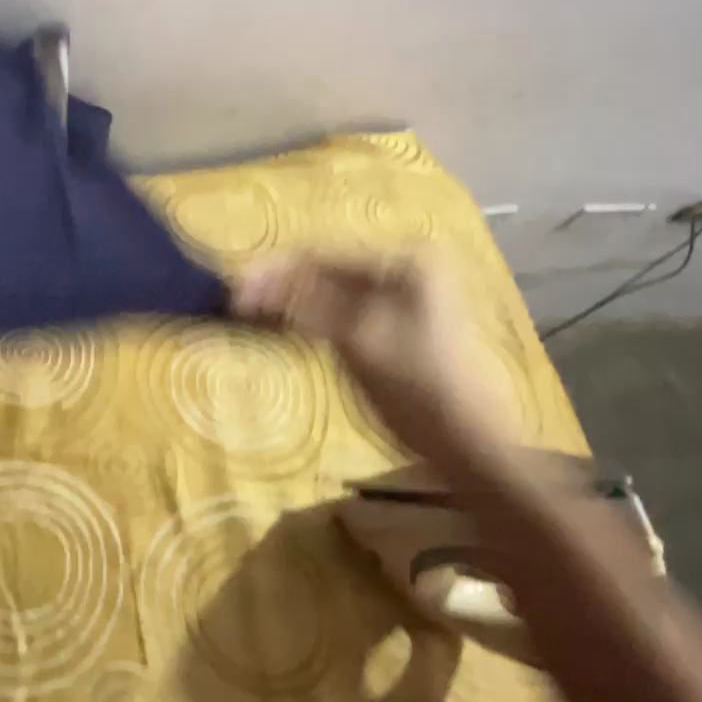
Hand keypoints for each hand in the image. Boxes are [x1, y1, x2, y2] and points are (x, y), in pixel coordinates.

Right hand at [230, 250, 516, 473]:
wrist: (470, 447)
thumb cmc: (419, 388)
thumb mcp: (355, 340)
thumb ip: (300, 305)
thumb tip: (243, 284)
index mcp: (407, 261)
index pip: (323, 255)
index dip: (273, 270)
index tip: (232, 288)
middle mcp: (405, 269)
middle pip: (323, 271)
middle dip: (277, 285)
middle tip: (232, 302)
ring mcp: (400, 298)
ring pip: (326, 292)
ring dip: (287, 302)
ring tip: (245, 314)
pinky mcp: (391, 326)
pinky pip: (337, 311)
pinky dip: (306, 319)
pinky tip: (276, 326)